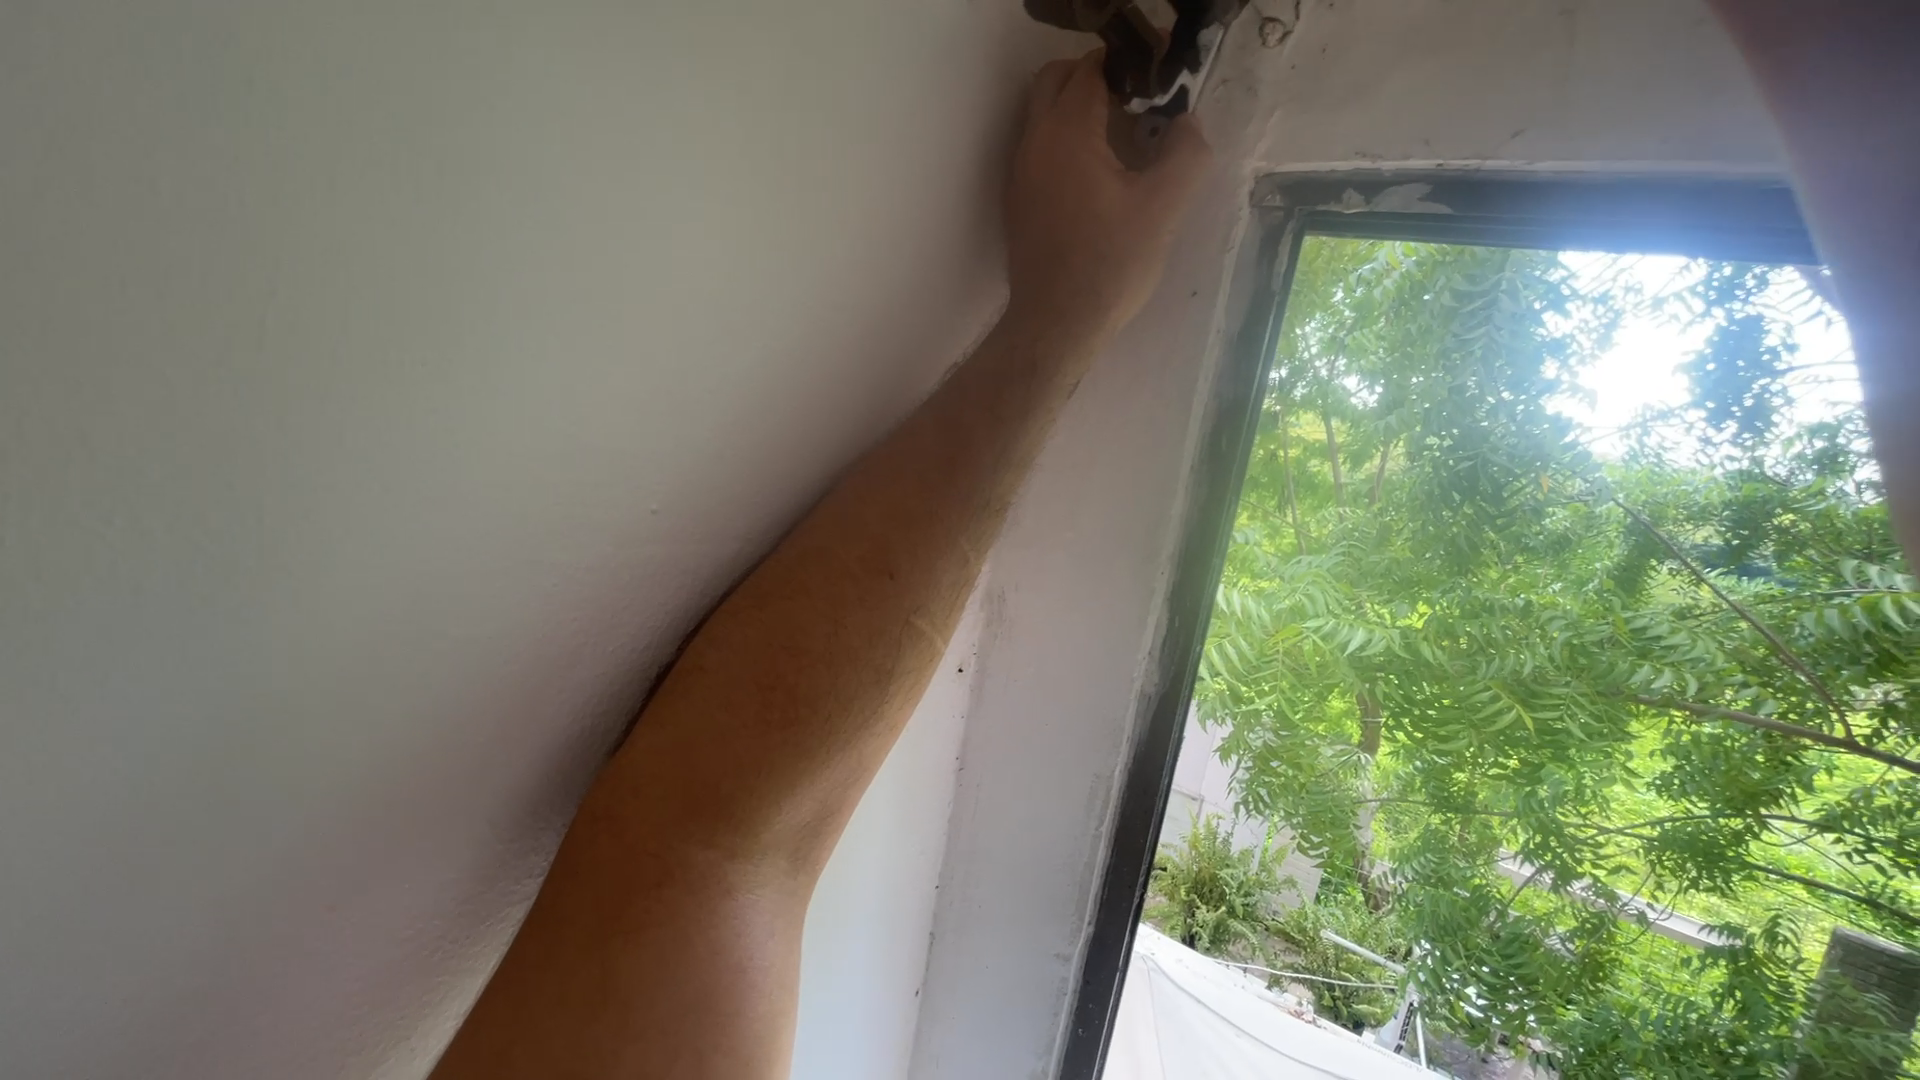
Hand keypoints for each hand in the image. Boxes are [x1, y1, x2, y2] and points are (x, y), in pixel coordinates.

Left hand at [1004, 50, 1212, 340]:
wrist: (1054, 325)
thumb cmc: (1109, 267)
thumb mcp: (1163, 210)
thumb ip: (1185, 154)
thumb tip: (1187, 124)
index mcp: (1066, 133)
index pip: (1092, 69)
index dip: (1129, 67)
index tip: (1159, 85)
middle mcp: (1033, 144)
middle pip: (1056, 81)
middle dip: (1095, 78)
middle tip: (1136, 104)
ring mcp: (1019, 175)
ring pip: (1042, 117)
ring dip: (1077, 112)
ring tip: (1122, 140)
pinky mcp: (1018, 204)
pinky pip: (1038, 152)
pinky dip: (1064, 145)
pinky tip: (1098, 178)